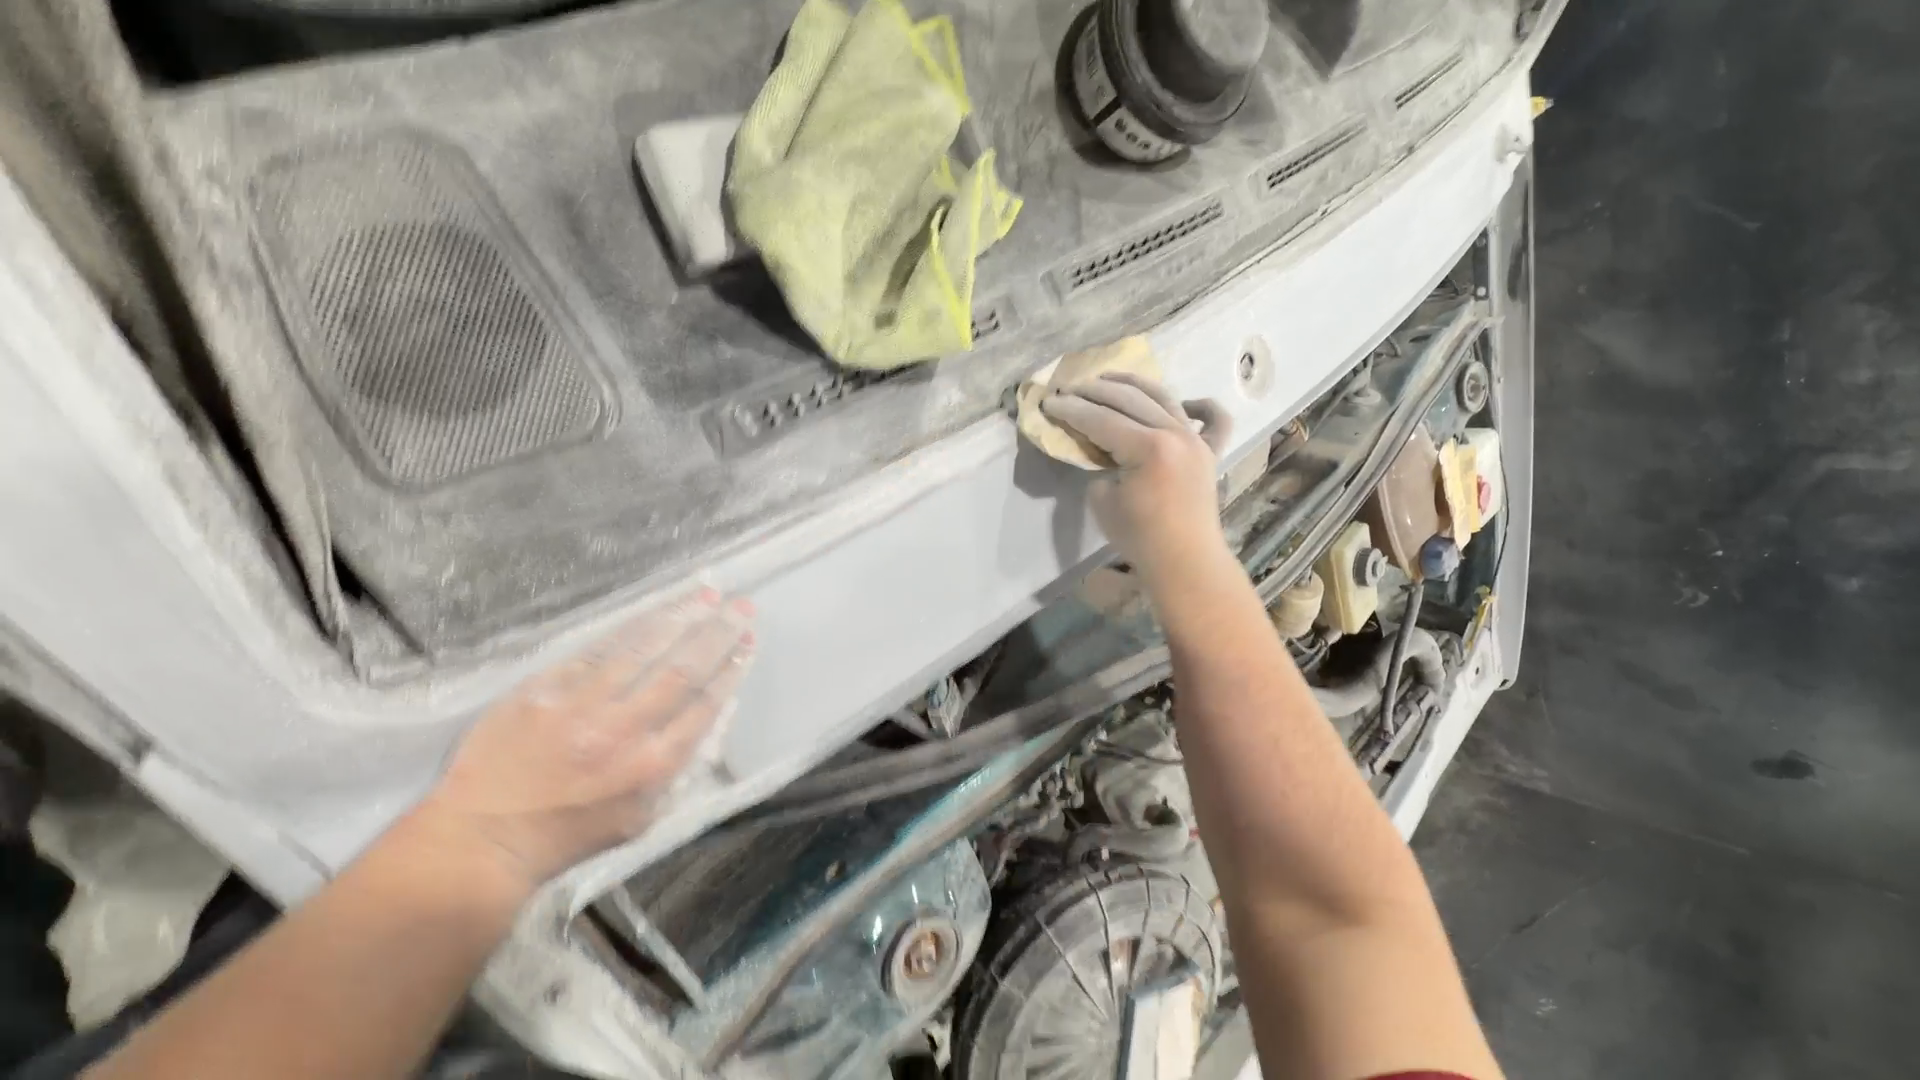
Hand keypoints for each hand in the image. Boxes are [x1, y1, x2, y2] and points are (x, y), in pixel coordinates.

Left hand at [417, 587, 754, 893]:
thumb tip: (715, 716)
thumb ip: (682, 769)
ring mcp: (579, 706)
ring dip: (678, 618)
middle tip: (742, 606)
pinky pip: (592, 651)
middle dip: (717, 633)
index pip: (704, 704)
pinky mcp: (541, 691)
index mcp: (652, 766)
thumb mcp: (642, 818)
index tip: (748, 642)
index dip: (732, 668)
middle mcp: (622, 730)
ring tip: (705, 594)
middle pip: (682, 669)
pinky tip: (650, 611)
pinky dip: (626, 628)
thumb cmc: (570, 835)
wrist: (483, 839)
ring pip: (640, 649)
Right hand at [1040, 373, 1233, 586]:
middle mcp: (1175, 433)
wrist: (1185, 562)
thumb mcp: (1103, 500)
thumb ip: (1099, 465)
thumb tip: (1098, 448)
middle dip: (1094, 391)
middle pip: (1129, 399)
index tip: (1048, 403)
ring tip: (1107, 378)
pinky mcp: (1211, 452)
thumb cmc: (1140, 537)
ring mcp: (1196, 439)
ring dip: (1133, 384)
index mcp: (1148, 447)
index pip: (1100, 419)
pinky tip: (1183, 402)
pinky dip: (1201, 405)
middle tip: (1068, 388)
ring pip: (1163, 397)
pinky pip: (1213, 419)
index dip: (1071, 410)